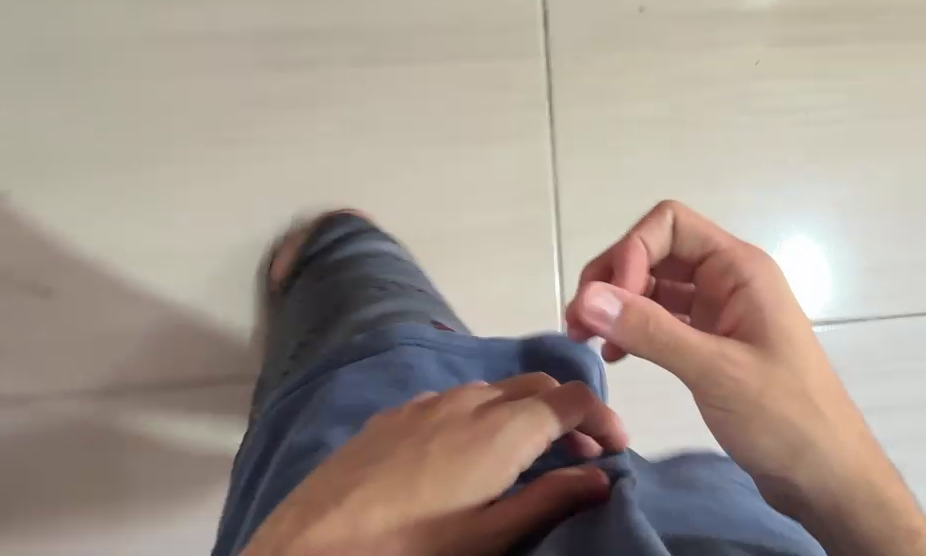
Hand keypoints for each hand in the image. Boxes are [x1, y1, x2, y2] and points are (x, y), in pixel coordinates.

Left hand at [242, 374, 626, 555]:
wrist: (307, 551)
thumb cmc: (409, 551)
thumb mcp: (488, 539)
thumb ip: (549, 500)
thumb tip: (603, 475)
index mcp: (502, 428)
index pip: (570, 398)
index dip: (601, 416)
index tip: (618, 447)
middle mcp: (472, 399)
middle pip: (538, 386)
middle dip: (568, 412)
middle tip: (583, 454)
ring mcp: (430, 402)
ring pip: (497, 389)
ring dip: (526, 411)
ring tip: (531, 455)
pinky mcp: (397, 413)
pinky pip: (456, 399)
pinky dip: (484, 413)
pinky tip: (469, 452)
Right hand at [565, 201, 925, 555]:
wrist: (829, 479)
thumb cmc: (784, 417)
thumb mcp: (715, 371)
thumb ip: (650, 330)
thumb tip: (586, 297)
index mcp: (738, 267)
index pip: (670, 224)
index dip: (632, 251)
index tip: (610, 302)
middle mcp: (727, 277)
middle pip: (657, 250)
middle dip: (615, 277)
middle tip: (579, 321)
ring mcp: (721, 309)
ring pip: (656, 284)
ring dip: (619, 304)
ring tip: (587, 339)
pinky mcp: (714, 341)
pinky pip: (664, 317)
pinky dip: (636, 328)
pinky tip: (618, 355)